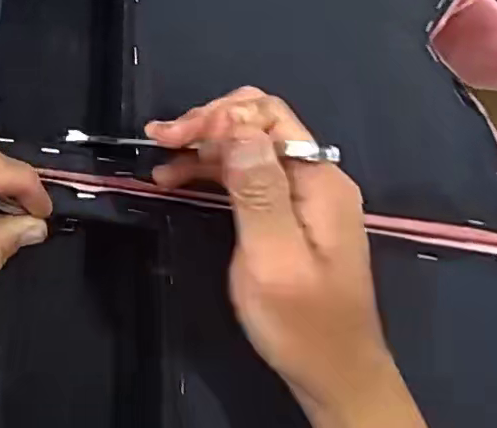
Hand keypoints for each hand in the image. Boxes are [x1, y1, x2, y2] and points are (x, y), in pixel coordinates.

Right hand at [147, 88, 425, 427]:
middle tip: (164, 138)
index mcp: (318, 177)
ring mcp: (301, 191)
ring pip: (248, 144)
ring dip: (204, 143)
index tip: (178, 136)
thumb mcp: (274, 259)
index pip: (268, 116)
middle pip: (258, 122)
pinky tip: (178, 176)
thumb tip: (238, 126)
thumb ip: (257, 190)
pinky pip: (247, 172)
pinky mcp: (287, 209)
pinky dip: (212, 168)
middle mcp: (313, 173)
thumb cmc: (303, 325)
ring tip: (160, 153)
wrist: (336, 380)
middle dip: (209, 122)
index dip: (221, 115)